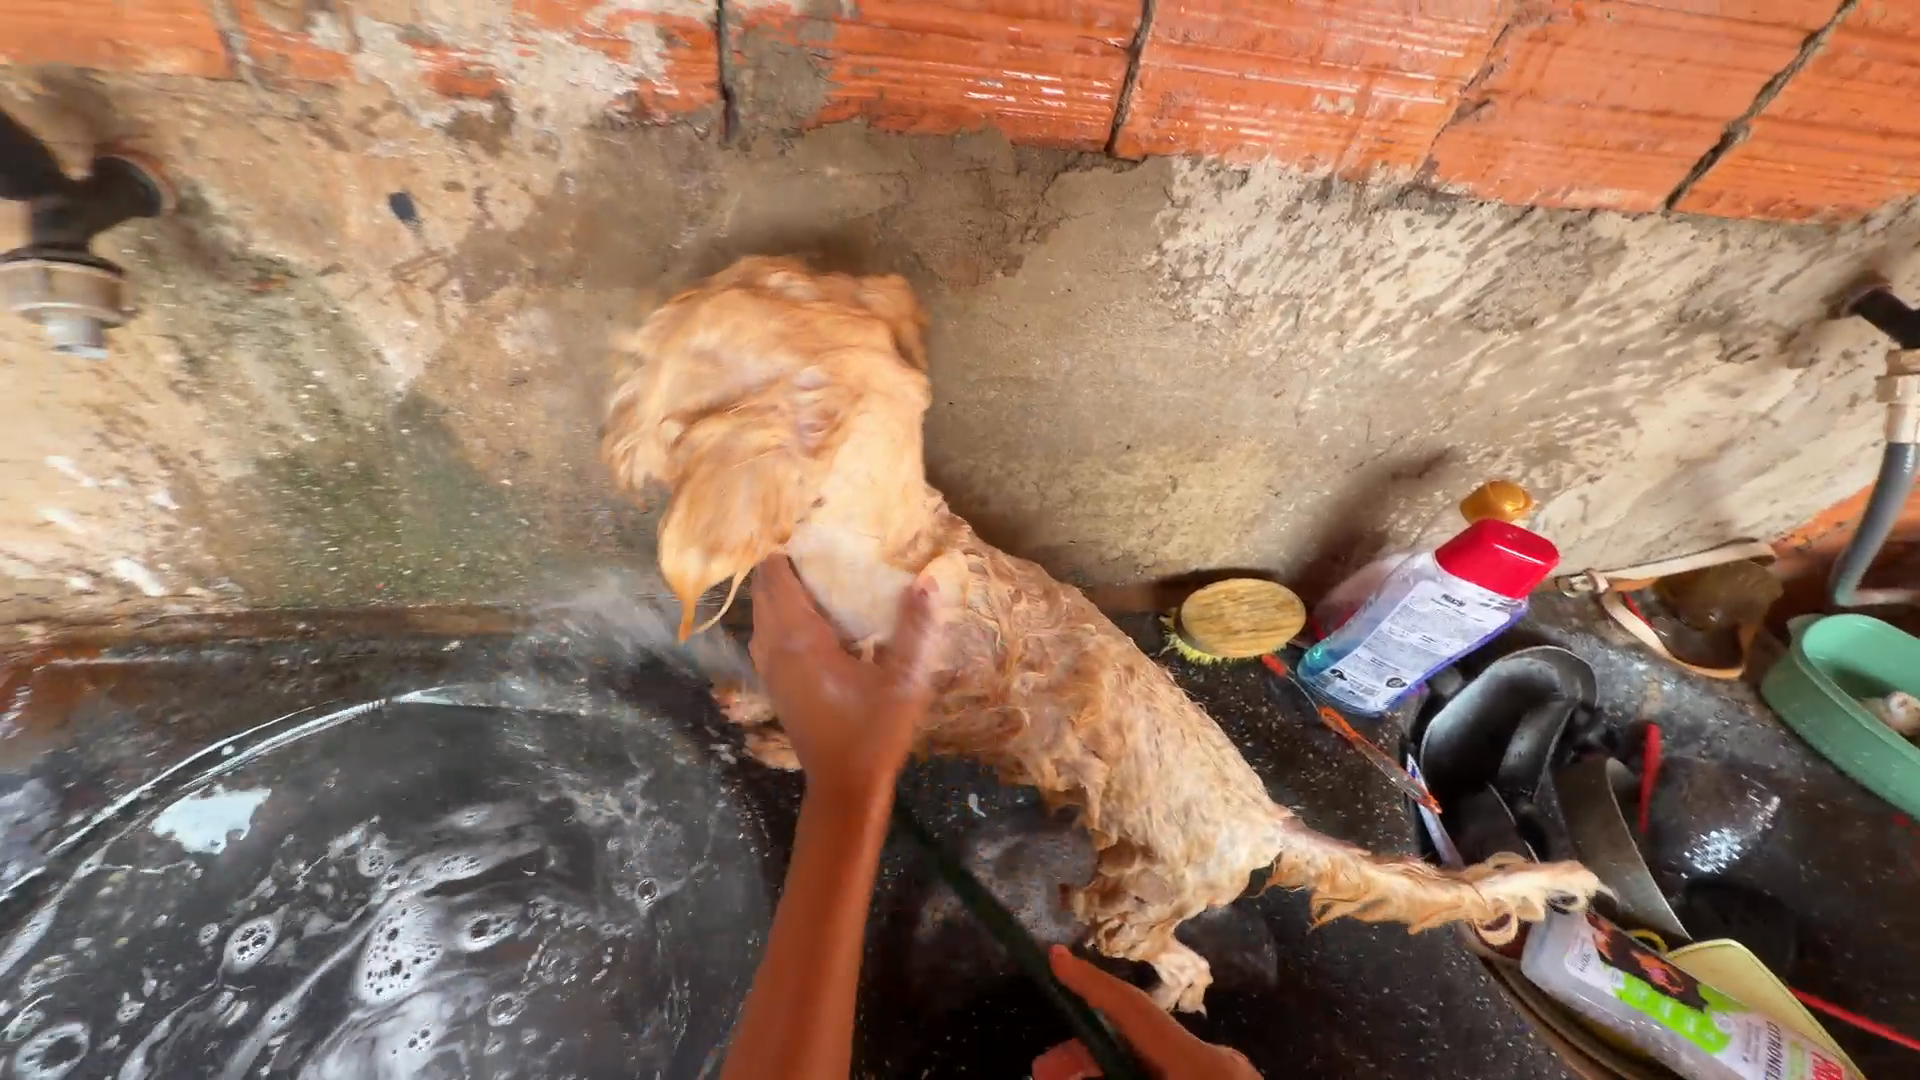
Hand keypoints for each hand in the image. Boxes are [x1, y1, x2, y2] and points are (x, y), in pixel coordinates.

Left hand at [748, 555, 939, 804]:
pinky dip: (775, 615)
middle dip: (777, 564)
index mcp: (801, 641)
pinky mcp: (775, 685)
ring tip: (806, 569)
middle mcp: (776, 650)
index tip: (802, 525)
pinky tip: (804, 614)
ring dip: (775, 590)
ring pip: (760, 615)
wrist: (844, 786)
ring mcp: (770, 670)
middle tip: (808, 541)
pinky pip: (765, 635)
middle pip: (761, 592)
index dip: (782, 549)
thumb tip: (928, 579)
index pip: (776, 580)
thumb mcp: (904, 681)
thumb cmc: (874, 732)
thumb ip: (916, 629)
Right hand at [1035, 947, 1261, 1079]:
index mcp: (1200, 1066)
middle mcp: (1215, 1065)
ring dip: (1107, 1074)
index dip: (1092, 984)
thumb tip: (1074, 1069)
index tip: (1055, 959)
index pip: (1136, 1011)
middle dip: (1086, 1054)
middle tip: (1042, 1073)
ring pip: (1150, 1067)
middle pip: (1137, 1043)